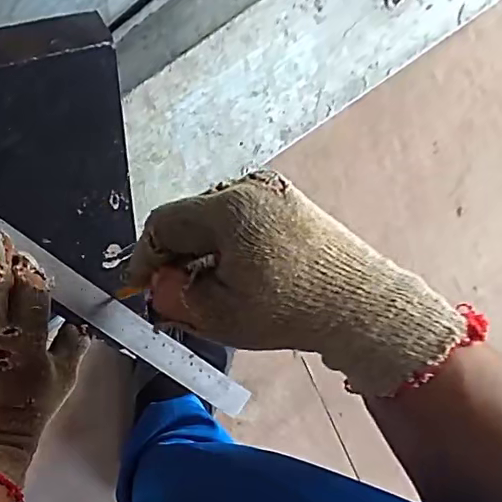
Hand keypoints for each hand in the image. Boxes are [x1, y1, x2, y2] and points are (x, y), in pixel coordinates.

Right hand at [126, 169, 473, 395]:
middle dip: (171, 256)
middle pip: (185, 218)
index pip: (162, 223)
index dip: (144, 259)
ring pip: (208, 220)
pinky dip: (222, 246)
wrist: (362, 309)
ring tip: (201, 287)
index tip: (139, 288)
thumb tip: (156, 283)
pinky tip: (229, 275)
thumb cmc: (290, 311)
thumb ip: (171, 295)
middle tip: (169, 292)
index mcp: (228, 207)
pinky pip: (236, 221)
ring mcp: (272, 193)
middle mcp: (248, 188)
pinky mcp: (287, 205)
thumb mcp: (216, 313)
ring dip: (195, 252)